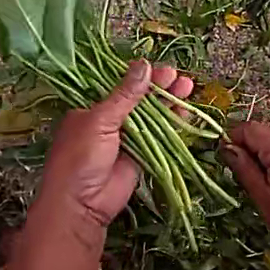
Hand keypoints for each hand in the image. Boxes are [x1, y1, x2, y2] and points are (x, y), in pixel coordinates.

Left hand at [33, 59, 195, 234]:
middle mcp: (109, 122)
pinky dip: (172, 126)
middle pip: (139, 100)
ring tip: (188, 87)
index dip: (142, 77)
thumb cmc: (81, 156)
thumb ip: (125, 95)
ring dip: (169, 103)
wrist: (80, 203)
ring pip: (152, 117)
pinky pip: (159, 138)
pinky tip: (186, 113)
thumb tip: (144, 65)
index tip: (161, 69)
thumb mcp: (100, 120)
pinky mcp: (141, 157)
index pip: (121, 87)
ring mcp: (126, 140)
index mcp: (92, 109)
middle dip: (160, 88)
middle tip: (180, 77)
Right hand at [222, 122, 269, 268]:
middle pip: (263, 136)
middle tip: (243, 182)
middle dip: (248, 152)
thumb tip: (226, 148)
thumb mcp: (264, 199)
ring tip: (263, 191)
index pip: (249, 128)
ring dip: (262, 162)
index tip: (225, 162)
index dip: (232, 139)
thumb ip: (244, 170)